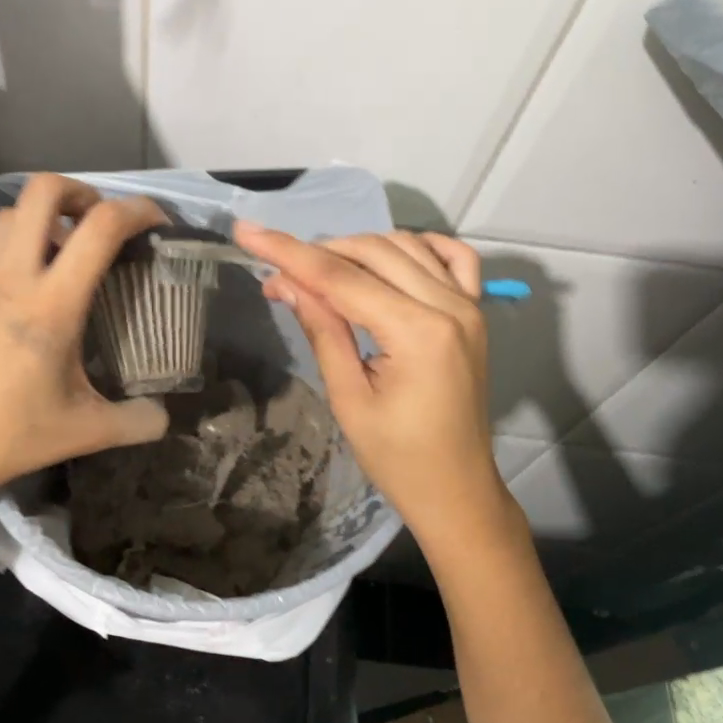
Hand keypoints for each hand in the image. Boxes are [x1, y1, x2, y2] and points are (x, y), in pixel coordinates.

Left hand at [0, 174, 171, 509]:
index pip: (99, 228)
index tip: (157, 222)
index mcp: (50, 307)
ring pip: (11, 213)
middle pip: (43, 191)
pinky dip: (18, 243)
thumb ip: (138, 421)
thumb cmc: (12, 439)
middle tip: (102, 221)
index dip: (137, 210)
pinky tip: (30, 286)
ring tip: (67, 250)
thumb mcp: (87, 432)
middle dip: (82, 191)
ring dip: (45, 215)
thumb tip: (165, 415)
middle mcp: (10, 279)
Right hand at [232, 222, 505, 534]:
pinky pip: (453, 258)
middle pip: (373, 252)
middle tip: (278, 278)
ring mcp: (469, 306)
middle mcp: (449, 306)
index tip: (248, 233)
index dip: (289, 253)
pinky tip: (387, 258)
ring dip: (359, 249)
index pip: (341, 278)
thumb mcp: (349, 398)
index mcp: (418, 333)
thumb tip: (287, 283)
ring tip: (319, 273)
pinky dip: (417, 247)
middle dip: (319, 254)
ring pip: (407, 247)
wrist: (456, 490)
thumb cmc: (397, 458)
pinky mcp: (475, 313)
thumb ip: (323, 331)